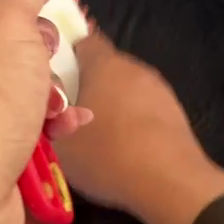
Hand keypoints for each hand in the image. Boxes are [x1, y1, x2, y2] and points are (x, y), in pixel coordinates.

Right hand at [53, 35, 223, 223]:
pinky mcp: (177, 113)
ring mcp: (160, 90)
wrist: (169, 182)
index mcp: (104, 65)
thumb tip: (46, 111)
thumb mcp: (59, 144)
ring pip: (128, 89)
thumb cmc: (106, 155)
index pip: (85, 41)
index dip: (69, 53)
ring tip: (99, 135)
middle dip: (90, 83)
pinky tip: (126, 149)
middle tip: (71, 111)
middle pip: (107, 67)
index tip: (55, 73)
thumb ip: (49, 119)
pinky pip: (146, 110)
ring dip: (114, 104)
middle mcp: (134, 68)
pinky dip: (134, 122)